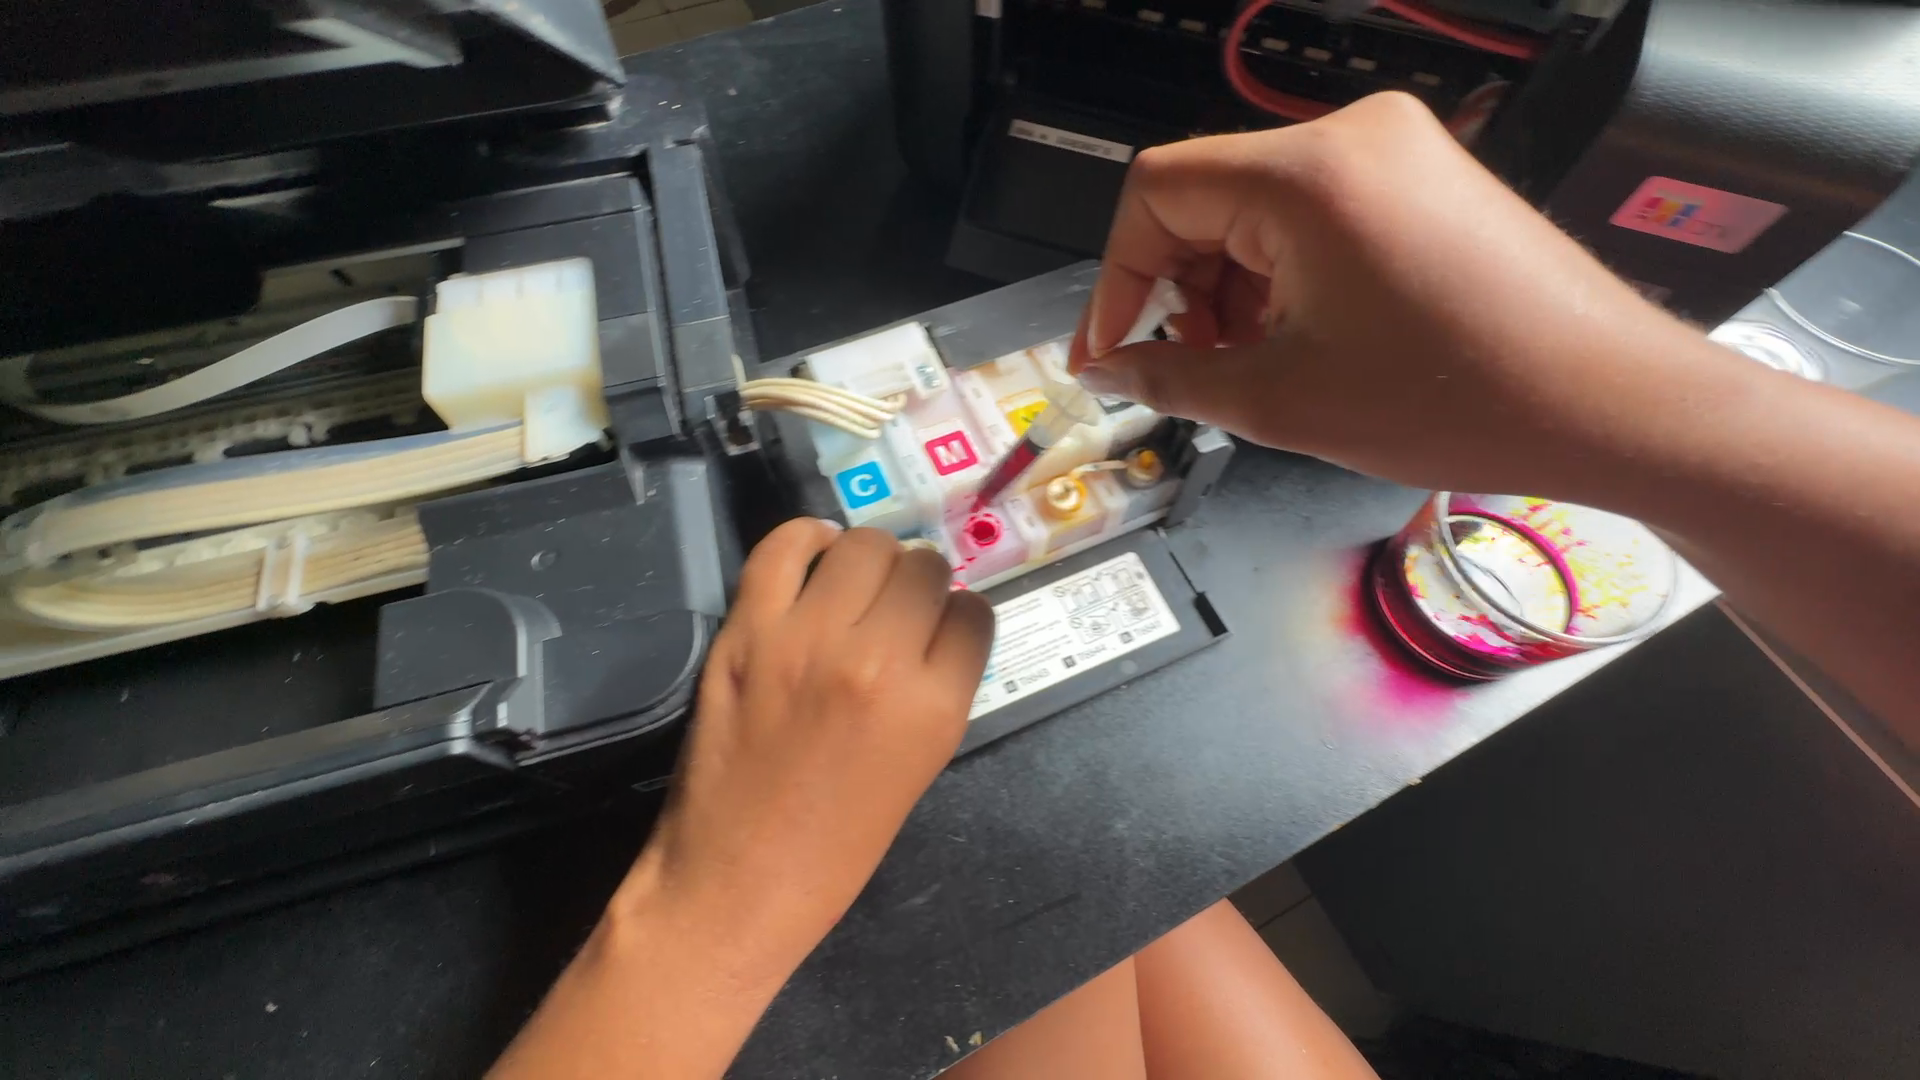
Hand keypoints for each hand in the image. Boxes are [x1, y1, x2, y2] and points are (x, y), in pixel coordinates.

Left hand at [490, 521, 993, 1079]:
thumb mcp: (922, 764)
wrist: (737, 882)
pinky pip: (784, 545)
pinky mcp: (747, 631)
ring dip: (872, 558)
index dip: (959, 615)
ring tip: (856, 584)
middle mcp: (879, 660)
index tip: (940, 625)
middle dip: (922, 582)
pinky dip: (807, 539)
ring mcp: (808, 639)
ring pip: (865, 545)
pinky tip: (815, 557)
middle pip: (924, 567)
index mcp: (935, 706)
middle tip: (897, 606)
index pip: (973, 611)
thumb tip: (937, 615)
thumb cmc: (840, 844)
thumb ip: (940, 683)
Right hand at [1069, 91, 1747, 498]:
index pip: (1155, 193)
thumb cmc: (1453, 399)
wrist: (1606, 404)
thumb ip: (1168, 377)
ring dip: (1224, 295)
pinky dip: (1273, 282)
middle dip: (1175, 293)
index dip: (1115, 278)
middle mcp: (1350, 141)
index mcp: (1307, 177)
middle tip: (1184, 367)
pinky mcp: (1415, 184)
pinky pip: (1303, 222)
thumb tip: (1107, 368)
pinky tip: (1292, 341)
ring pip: (1249, 216)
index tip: (1106, 348)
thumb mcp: (1276, 401)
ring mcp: (1390, 156)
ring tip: (1247, 365)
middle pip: (1201, 201)